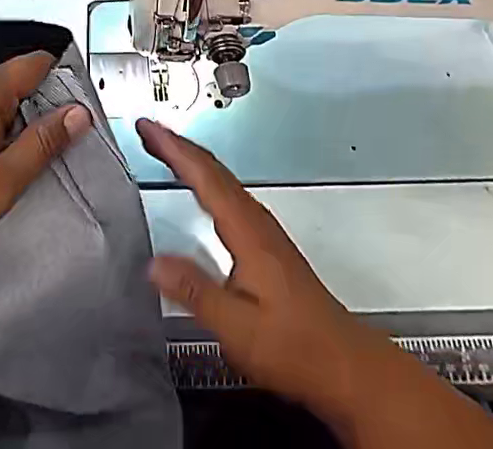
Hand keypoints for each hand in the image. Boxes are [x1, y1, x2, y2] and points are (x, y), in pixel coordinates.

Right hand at [136, 119, 399, 420]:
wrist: (343, 363)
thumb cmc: (298, 346)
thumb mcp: (238, 326)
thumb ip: (195, 291)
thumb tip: (155, 264)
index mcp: (248, 231)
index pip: (205, 176)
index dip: (173, 148)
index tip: (149, 129)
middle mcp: (257, 222)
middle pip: (214, 169)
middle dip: (178, 144)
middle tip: (149, 130)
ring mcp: (264, 230)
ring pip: (222, 179)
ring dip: (191, 159)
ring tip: (166, 149)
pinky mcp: (265, 242)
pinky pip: (229, 194)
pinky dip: (206, 179)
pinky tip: (199, 188)